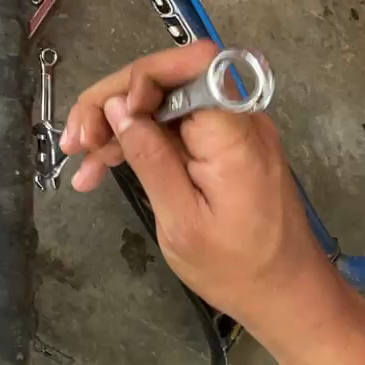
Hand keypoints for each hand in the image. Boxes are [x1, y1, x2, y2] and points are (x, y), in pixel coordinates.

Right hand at [57, 43, 349, 341]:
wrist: (289, 300)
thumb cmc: (238, 270)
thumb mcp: (181, 221)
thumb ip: (150, 157)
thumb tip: (116, 107)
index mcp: (232, 134)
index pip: (192, 64)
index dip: (144, 76)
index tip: (112, 115)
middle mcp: (233, 119)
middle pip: (163, 79)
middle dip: (110, 101)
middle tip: (75, 139)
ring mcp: (224, 132)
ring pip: (155, 102)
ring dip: (111, 123)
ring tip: (78, 157)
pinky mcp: (215, 147)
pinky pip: (166, 127)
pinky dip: (130, 142)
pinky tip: (97, 167)